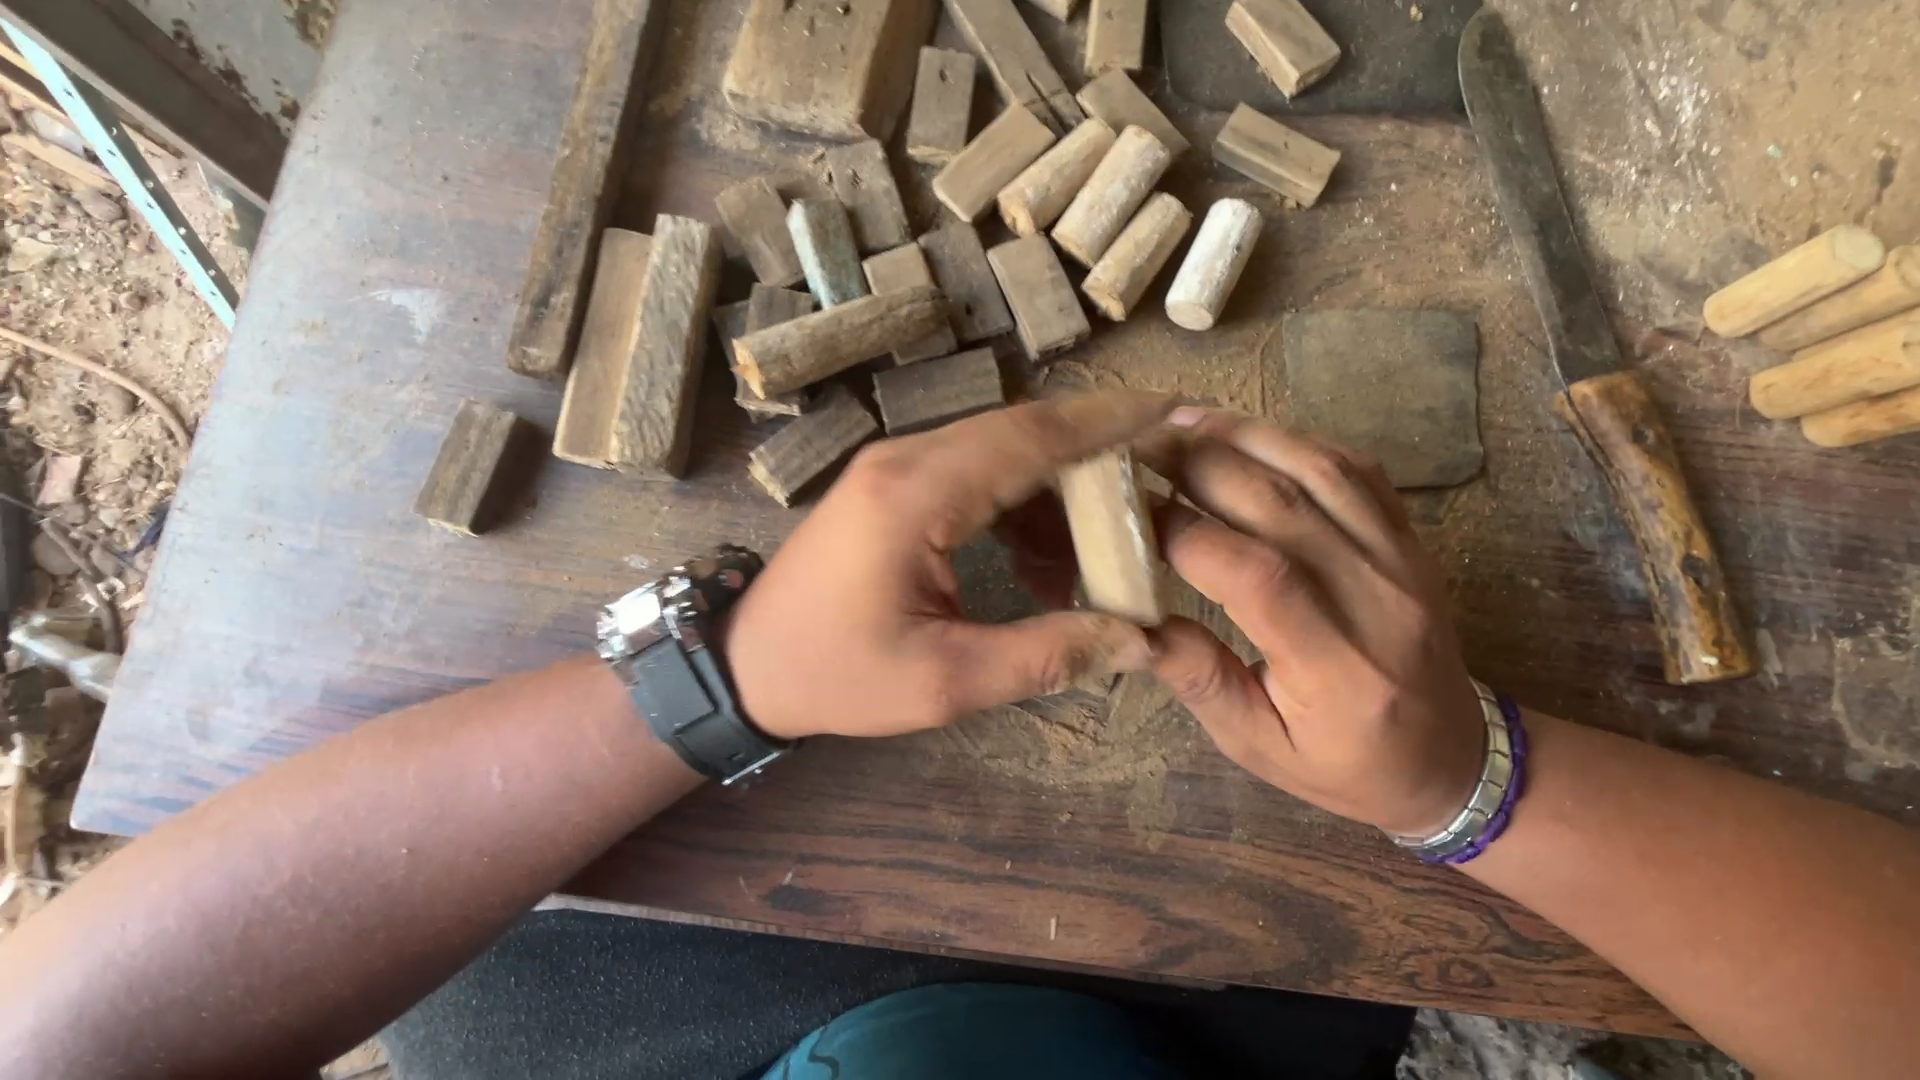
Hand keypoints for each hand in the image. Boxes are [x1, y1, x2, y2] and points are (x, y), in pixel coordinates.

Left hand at [726, 391, 1175, 740]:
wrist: (747, 662)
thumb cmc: (835, 673)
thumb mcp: (942, 682)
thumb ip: (1044, 656)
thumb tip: (1138, 640)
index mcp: (916, 494)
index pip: (1030, 436)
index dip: (1108, 422)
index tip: (1174, 412)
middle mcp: (907, 459)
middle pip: (1023, 430)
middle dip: (1101, 445)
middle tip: (1169, 466)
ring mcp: (898, 467)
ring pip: (1004, 449)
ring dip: (1064, 483)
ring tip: (1118, 532)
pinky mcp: (896, 486)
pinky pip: (978, 474)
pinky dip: (1026, 503)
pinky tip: (1052, 556)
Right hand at [1136, 408, 1484, 836]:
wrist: (1455, 759)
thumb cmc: (1345, 765)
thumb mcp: (1259, 747)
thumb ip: (1200, 680)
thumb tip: (1132, 621)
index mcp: (1338, 668)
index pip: (1256, 575)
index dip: (1184, 533)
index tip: (1126, 515)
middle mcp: (1378, 599)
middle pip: (1283, 504)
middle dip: (1198, 466)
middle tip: (1135, 448)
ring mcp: (1403, 559)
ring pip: (1320, 469)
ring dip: (1243, 436)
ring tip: (1178, 424)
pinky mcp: (1411, 537)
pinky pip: (1355, 468)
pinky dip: (1293, 440)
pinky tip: (1245, 435)